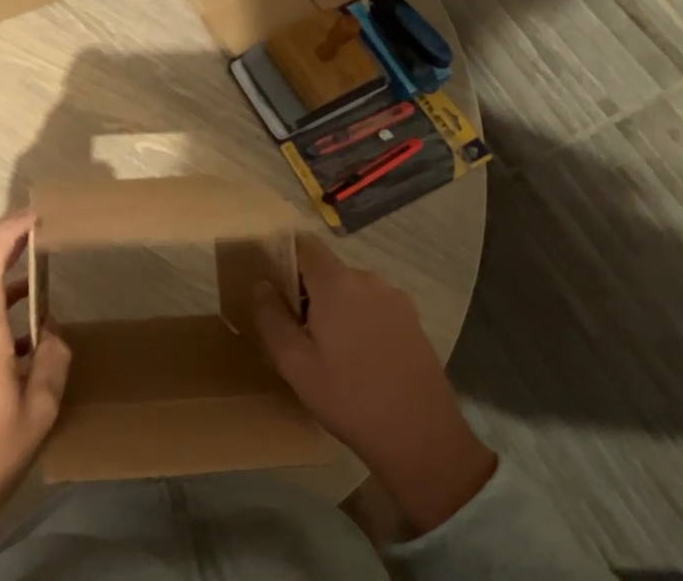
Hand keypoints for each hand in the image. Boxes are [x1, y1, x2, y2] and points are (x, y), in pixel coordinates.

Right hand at [251, 235, 496, 534]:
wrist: (421, 438)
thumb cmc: (349, 398)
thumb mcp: (295, 364)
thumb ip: (271, 317)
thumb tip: (261, 283)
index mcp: (338, 284)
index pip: (304, 244)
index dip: (282, 255)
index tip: (269, 285)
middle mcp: (370, 281)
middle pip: (326, 269)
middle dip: (305, 290)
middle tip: (293, 331)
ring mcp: (396, 301)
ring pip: (349, 290)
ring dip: (332, 308)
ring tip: (324, 350)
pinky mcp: (412, 322)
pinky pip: (372, 306)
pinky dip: (356, 320)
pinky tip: (355, 359)